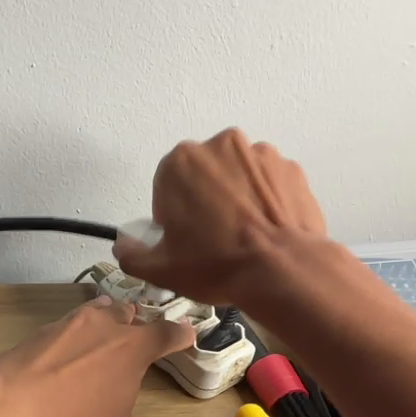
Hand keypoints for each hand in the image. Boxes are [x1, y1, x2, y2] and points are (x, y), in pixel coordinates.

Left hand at [0, 296, 192, 416]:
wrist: (6, 415)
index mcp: (132, 348)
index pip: (166, 333)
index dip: (180, 335)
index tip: (187, 334)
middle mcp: (100, 327)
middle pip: (125, 312)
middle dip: (136, 319)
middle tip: (138, 326)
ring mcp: (61, 327)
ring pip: (90, 312)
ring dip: (101, 318)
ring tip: (104, 323)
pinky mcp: (29, 337)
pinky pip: (57, 330)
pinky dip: (66, 337)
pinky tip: (59, 352)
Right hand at [115, 128, 332, 305]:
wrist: (280, 270)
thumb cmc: (213, 264)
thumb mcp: (159, 269)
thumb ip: (131, 254)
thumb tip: (123, 246)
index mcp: (180, 162)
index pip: (165, 186)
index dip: (171, 216)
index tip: (183, 239)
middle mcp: (220, 145)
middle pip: (203, 175)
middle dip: (203, 200)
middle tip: (211, 239)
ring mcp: (260, 154)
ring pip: (237, 176)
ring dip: (235, 198)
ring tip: (241, 237)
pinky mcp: (292, 168)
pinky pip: (268, 183)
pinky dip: (265, 201)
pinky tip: (265, 231)